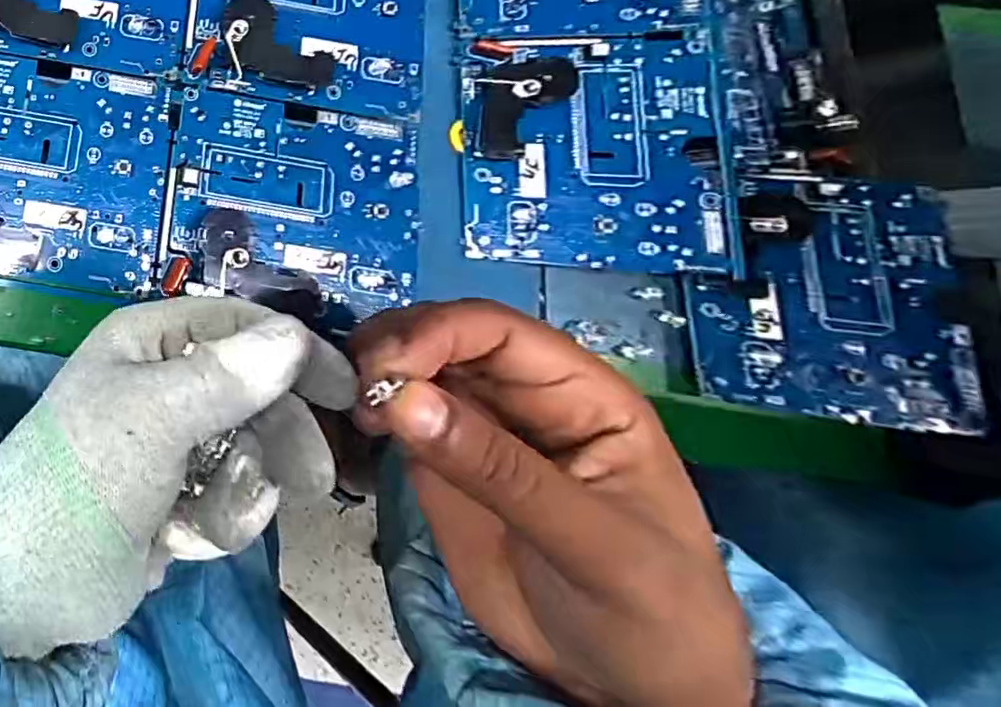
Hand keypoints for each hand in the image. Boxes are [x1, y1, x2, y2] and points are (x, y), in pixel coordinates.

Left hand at [0, 297, 356, 658]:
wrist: (31, 577)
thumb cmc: (86, 475)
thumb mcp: (154, 416)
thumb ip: (225, 378)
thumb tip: (293, 336)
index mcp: (149, 340)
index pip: (238, 325)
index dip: (292, 351)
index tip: (342, 390)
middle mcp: (164, 379)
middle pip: (255, 391)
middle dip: (276, 438)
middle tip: (312, 479)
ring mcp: (174, 439)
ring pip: (251, 450)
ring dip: (238, 490)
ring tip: (204, 515)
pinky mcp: (180, 489)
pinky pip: (231, 494)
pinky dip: (216, 520)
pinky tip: (178, 537)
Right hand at [350, 300, 751, 706]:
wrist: (622, 689)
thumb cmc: (649, 614)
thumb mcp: (595, 546)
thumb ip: (500, 471)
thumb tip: (403, 399)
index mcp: (576, 391)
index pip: (493, 330)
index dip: (434, 333)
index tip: (385, 369)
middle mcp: (515, 391)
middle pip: (437, 334)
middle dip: (390, 347)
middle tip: (357, 387)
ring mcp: (469, 420)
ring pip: (405, 362)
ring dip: (369, 369)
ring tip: (354, 409)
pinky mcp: (433, 453)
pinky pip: (390, 409)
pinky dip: (362, 405)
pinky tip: (352, 424)